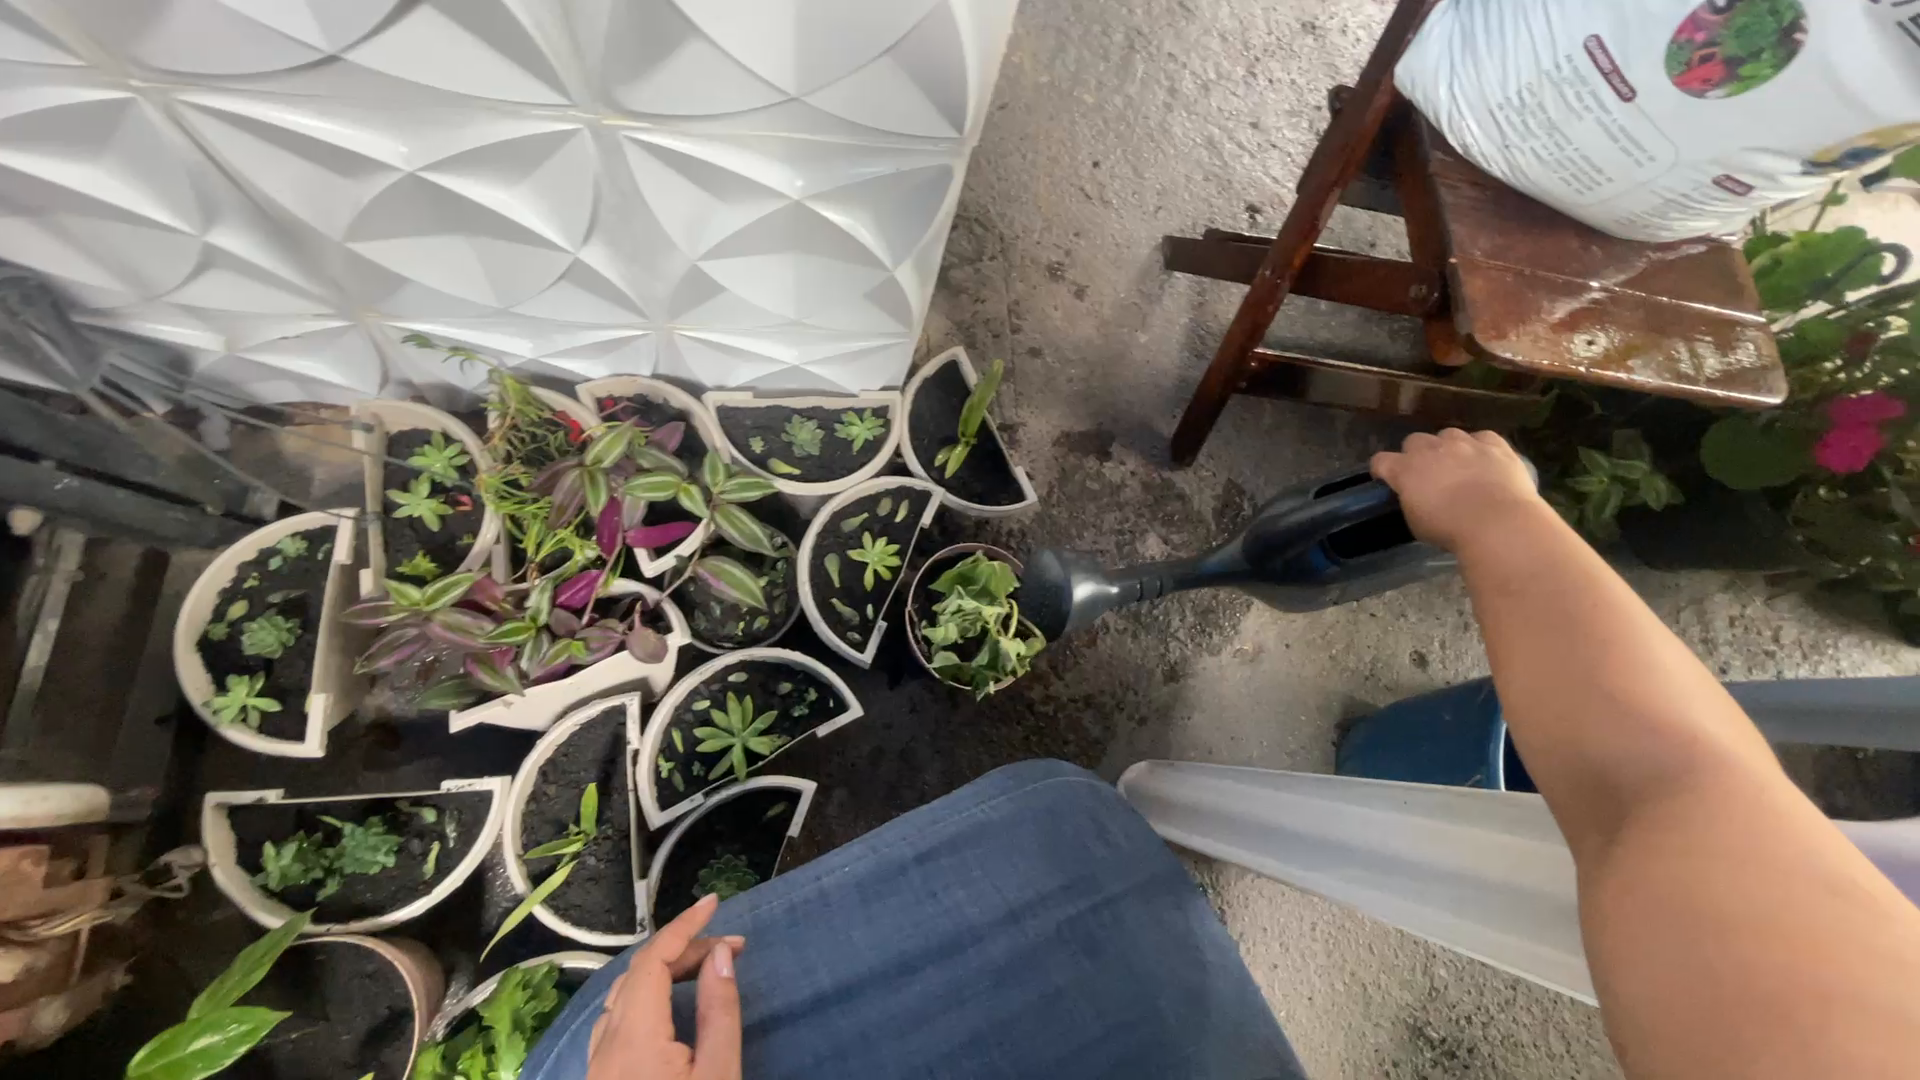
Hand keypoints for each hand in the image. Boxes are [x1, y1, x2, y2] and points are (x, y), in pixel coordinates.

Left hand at [587, 893, 744, 1079]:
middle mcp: (606, 1046)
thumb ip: (719, 1011)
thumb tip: (719, 955)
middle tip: (730, 949)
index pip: (653, 960)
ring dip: (664, 970)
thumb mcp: (719, 1075)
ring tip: (705, 969)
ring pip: (624, 995)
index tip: (714, 903)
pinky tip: (668, 1003)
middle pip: (639, 973)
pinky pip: (616, 1020)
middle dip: (683, 947)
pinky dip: (646, 994)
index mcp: (633, 1040)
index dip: (684, 925)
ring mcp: (598, 1067)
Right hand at [1370, 429, 1542, 552]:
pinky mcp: (1496, 445)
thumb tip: (1414, 496)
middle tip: (1426, 473)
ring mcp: (1465, 443)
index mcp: (1405, 469)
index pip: (1380, 461)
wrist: (1498, 523)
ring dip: (1448, 447)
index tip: (1388, 481)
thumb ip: (1410, 500)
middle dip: (1416, 454)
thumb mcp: (1415, 522)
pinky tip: (1485, 461)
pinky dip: (1481, 447)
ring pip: (1448, 435)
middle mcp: (1432, 449)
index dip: (1382, 470)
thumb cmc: (1450, 529)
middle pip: (1414, 440)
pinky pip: (1483, 437)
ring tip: (1459, 466)